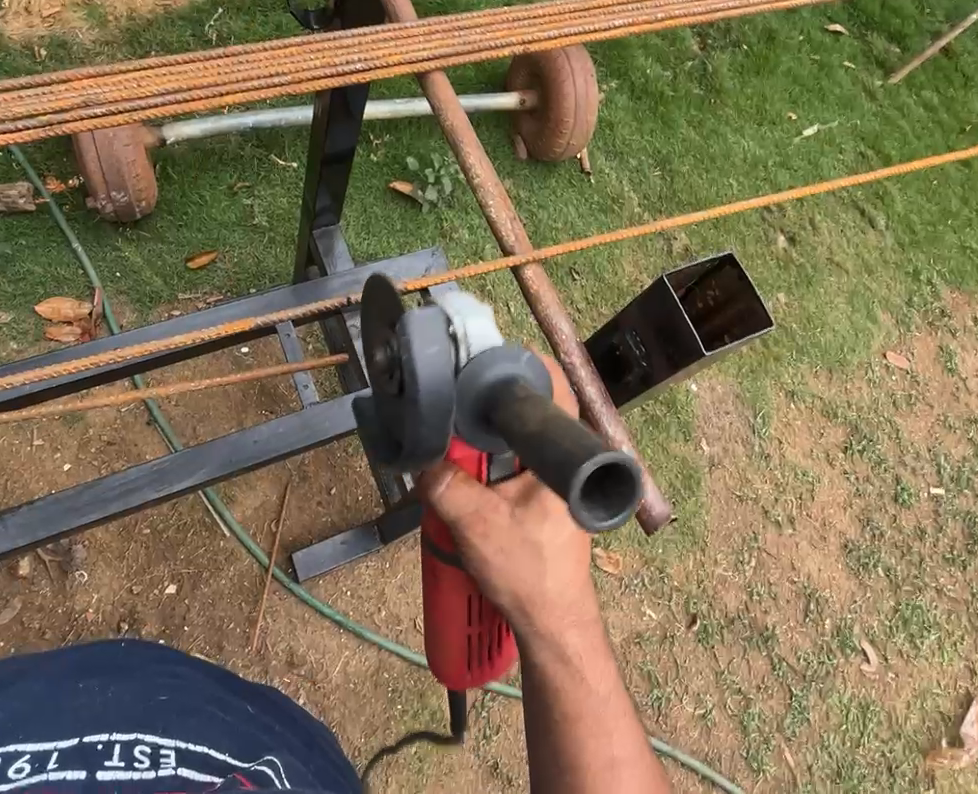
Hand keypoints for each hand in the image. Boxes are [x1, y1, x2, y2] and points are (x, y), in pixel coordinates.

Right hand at [415, 350, 602, 641]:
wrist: (552, 624)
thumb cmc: (528, 572)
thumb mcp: (476, 524)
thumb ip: (444, 485)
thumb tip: (415, 454)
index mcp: (561, 452)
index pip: (550, 385)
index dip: (519, 362)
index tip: (482, 351)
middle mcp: (563, 457)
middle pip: (527, 406)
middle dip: (489, 396)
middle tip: (451, 386)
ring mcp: (554, 477)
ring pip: (516, 435)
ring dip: (484, 430)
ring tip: (448, 419)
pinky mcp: (541, 495)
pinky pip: (511, 459)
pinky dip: (487, 455)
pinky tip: (460, 462)